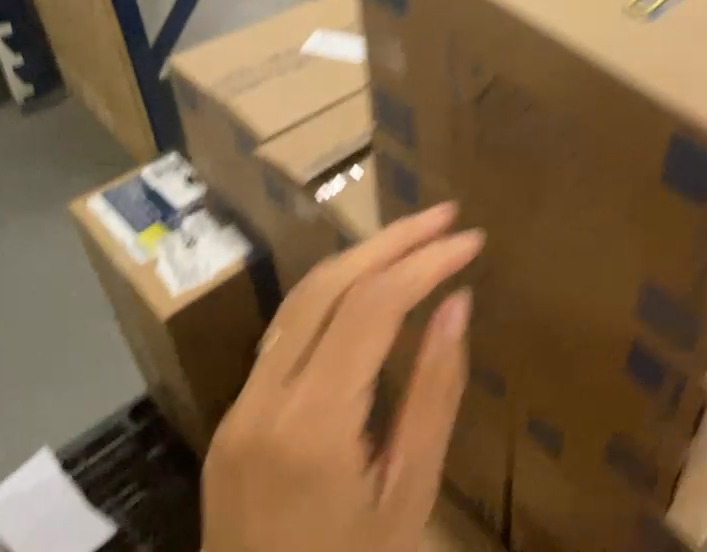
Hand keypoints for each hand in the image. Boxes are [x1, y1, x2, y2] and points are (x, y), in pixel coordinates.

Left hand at [203, 202, 483, 551]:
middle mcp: (262, 404)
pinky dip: (333, 295)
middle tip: (447, 215)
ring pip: (297, 303)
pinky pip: (285, 335)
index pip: (371, 308)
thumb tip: (457, 302)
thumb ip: (434, 393)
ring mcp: (238, 409)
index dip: (425, 262)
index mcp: (311, 427)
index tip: (472, 239)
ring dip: (360, 258)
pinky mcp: (234, 419)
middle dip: (390, 240)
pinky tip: (370, 286)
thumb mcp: (412, 491)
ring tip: (416, 235)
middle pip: (325, 287)